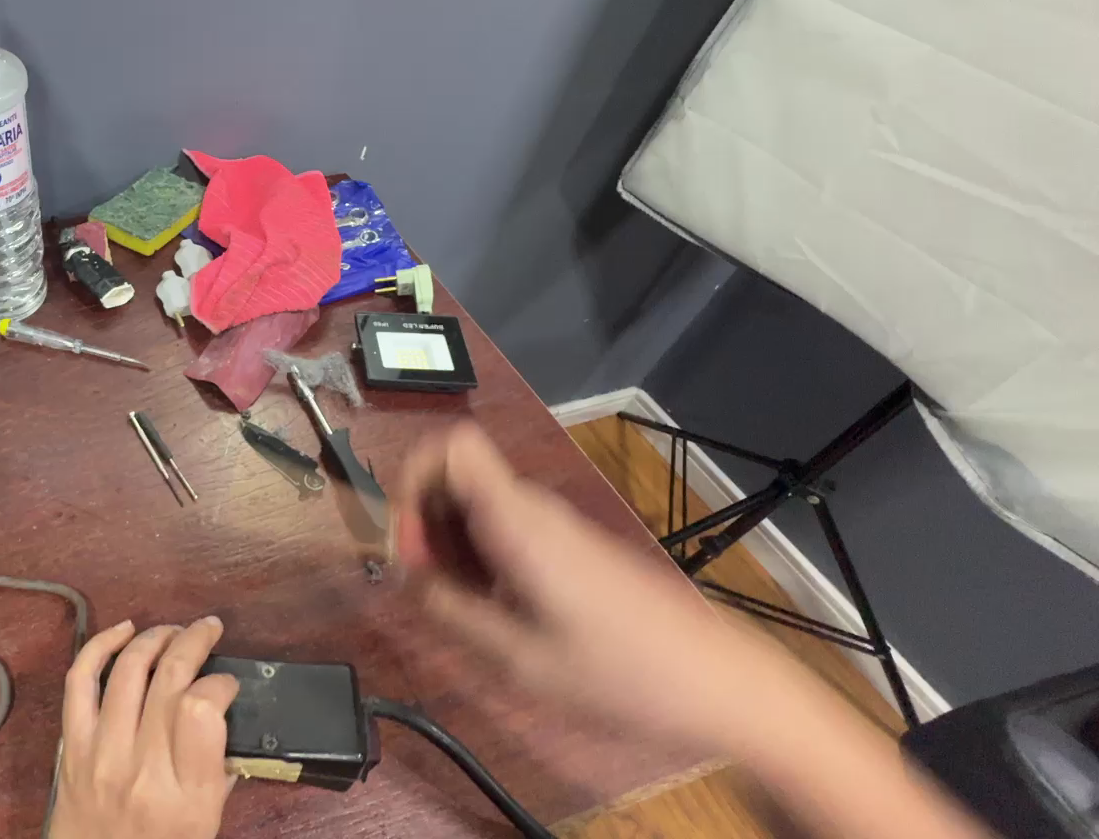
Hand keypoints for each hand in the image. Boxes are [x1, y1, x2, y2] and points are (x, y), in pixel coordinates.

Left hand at [49, 617, 240, 838]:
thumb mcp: (205, 825)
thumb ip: (218, 769)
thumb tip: (222, 707)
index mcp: (185, 796)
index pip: (201, 710)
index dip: (219, 682)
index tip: (227, 682)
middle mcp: (141, 768)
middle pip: (169, 678)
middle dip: (195, 640)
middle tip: (209, 629)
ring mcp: (101, 752)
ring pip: (128, 669)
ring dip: (155, 637)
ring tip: (174, 631)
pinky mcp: (72, 745)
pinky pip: (79, 680)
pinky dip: (101, 645)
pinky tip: (125, 631)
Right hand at [393, 423, 815, 756]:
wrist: (725, 684)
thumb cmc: (622, 672)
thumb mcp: (520, 659)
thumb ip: (450, 610)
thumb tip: (405, 575)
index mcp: (517, 520)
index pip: (450, 446)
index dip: (412, 477)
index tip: (407, 539)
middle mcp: (532, 507)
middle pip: (452, 478)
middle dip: (423, 523)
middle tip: (426, 583)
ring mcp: (553, 523)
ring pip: (473, 504)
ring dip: (449, 544)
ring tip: (461, 603)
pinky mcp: (568, 543)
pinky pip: (502, 526)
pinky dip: (479, 556)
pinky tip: (497, 606)